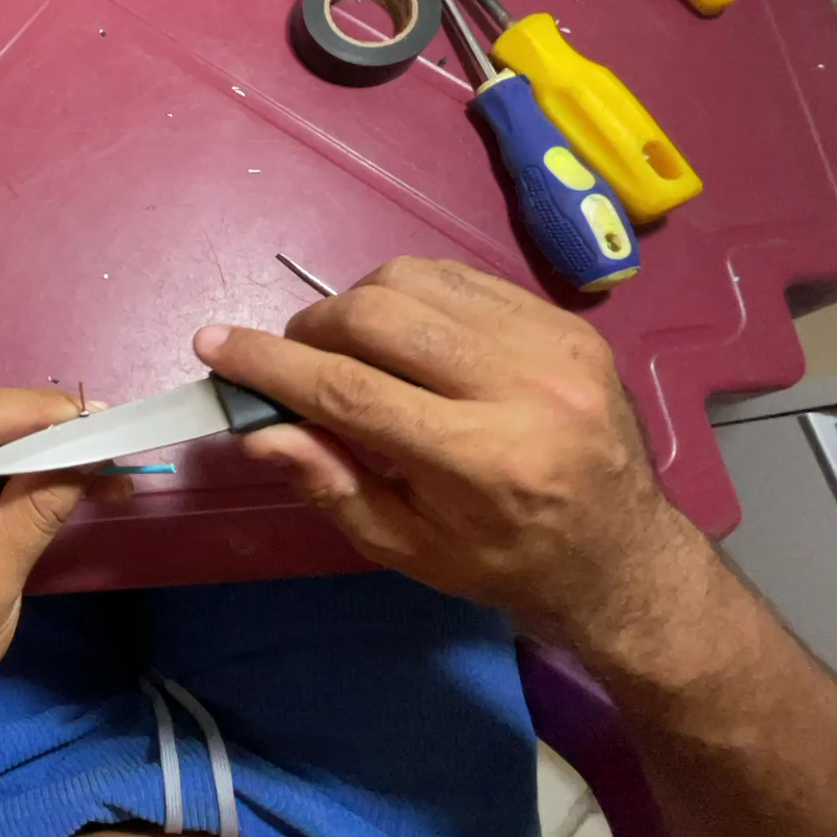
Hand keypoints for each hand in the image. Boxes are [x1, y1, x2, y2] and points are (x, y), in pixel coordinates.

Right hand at [194, 256, 713, 647]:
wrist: (624, 555)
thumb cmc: (497, 561)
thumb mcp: (399, 545)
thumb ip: (326, 481)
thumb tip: (257, 431)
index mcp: (483, 462)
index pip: (349, 390)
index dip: (269, 363)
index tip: (212, 344)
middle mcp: (525, 388)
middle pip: (376, 318)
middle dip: (309, 331)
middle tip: (293, 360)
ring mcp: (553, 343)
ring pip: (408, 281)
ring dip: (349, 307)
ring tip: (345, 348)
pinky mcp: (563, 320)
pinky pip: (448, 275)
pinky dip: (397, 295)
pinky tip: (395, 334)